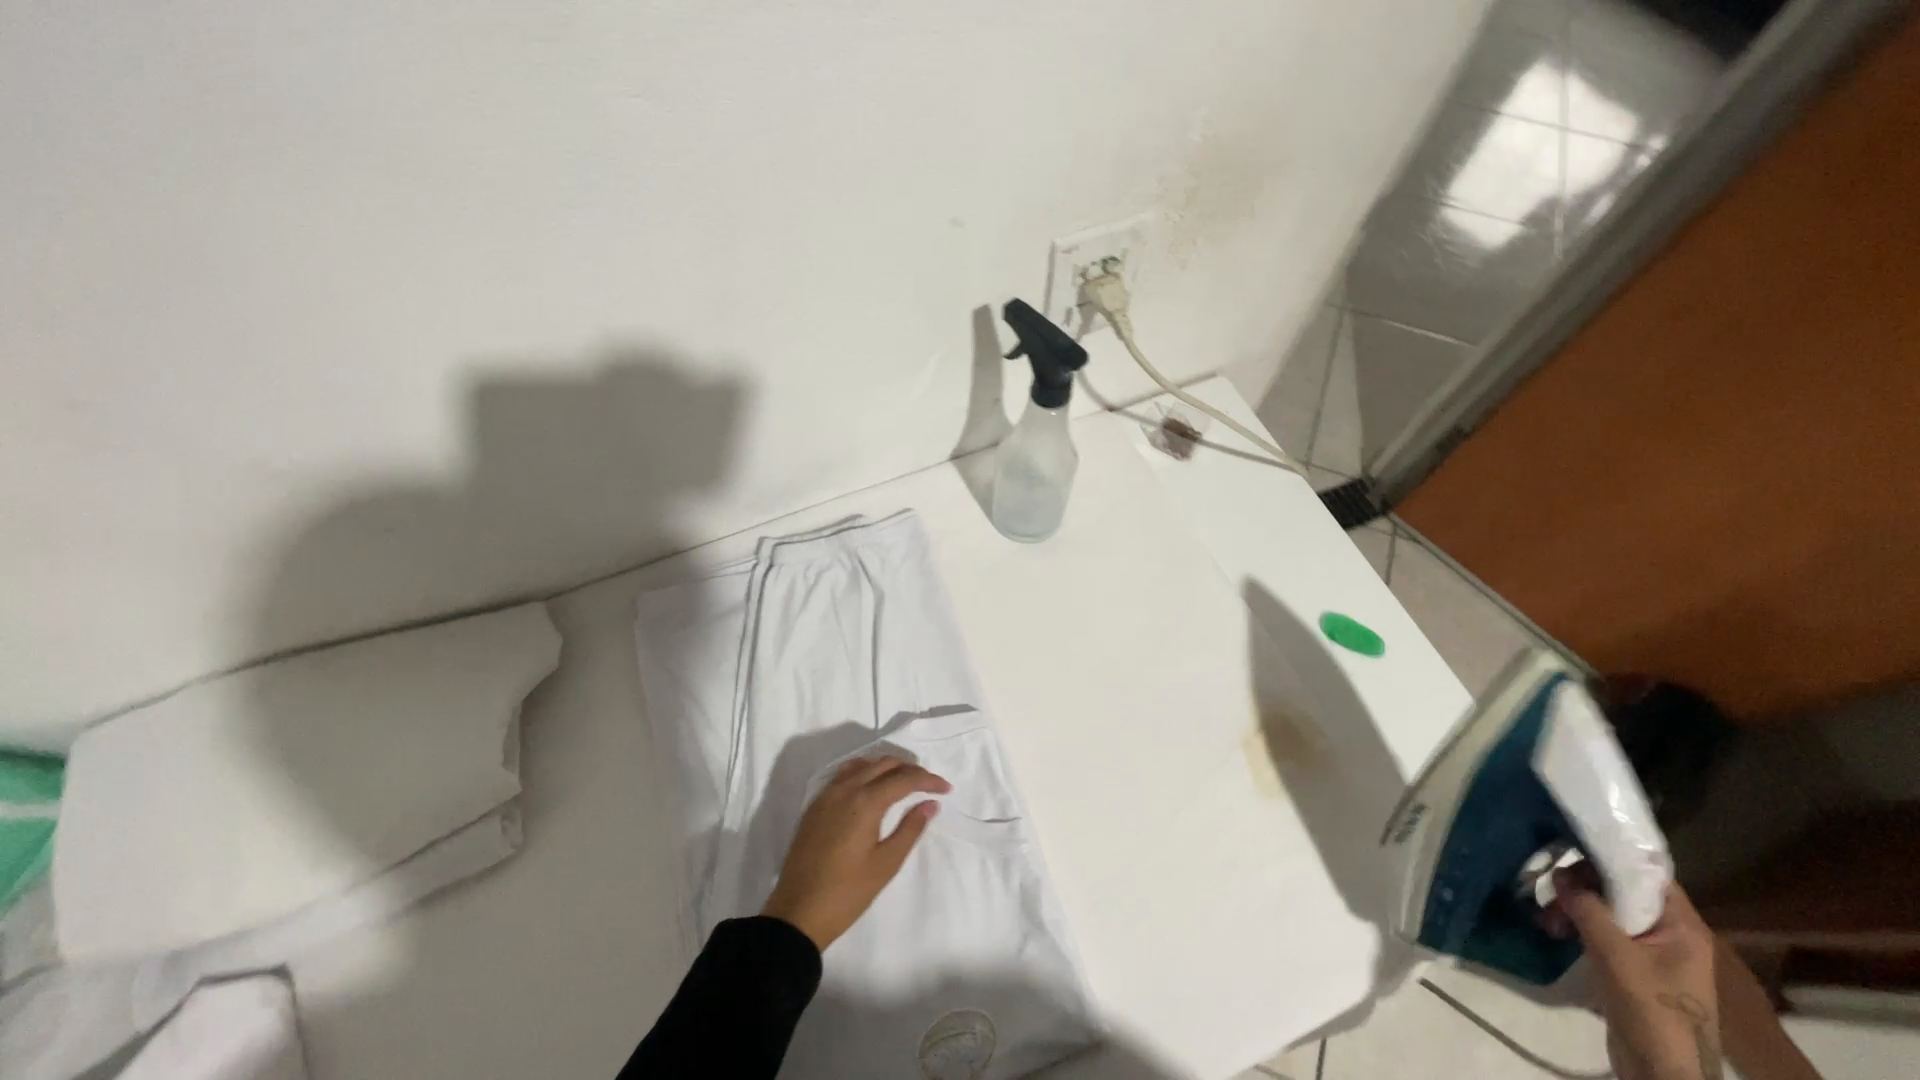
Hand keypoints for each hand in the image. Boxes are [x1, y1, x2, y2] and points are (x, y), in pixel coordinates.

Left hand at [761, 755, 949, 950]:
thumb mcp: (886, 863)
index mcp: (865, 802)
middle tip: (929, 785)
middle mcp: (845, 789)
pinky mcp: (815, 806)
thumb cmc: (847, 893)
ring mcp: (826, 795)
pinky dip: (864, 772)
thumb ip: (910, 829)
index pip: (904, 778)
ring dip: (887, 767)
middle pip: (884, 764)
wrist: (798, 913)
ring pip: (862, 765)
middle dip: (910, 770)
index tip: (947, 789)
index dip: (928, 780)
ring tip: (905, 783)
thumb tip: (930, 803)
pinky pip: (844, 775)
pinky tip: (873, 787)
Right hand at [1556, 872, 1722, 1079]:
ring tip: (1545, 918)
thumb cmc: (1652, 1009)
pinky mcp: (1633, 971)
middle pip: (1624, 893)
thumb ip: (1588, 911)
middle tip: (1549, 891)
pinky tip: (1553, 932)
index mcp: (1682, 927)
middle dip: (1583, 888)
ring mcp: (1652, 954)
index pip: (1648, 875)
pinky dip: (1578, 929)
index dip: (1612, 859)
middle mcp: (1670, 934)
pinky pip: (1604, 936)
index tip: (1570, 848)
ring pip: (1609, 914)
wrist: (1663, 1073)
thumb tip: (1559, 874)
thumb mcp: (1617, 956)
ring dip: (1575, 909)